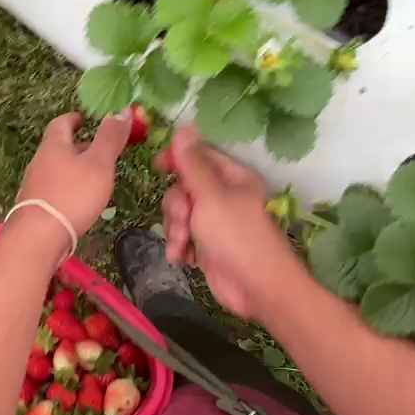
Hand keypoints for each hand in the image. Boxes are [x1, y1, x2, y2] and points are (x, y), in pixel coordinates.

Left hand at [15, 112, 132, 237]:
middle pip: (59, 147)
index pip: (61, 123)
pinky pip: (55, 188)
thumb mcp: (99, 163)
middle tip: (99, 150)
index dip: (74, 118)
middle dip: (78, 145)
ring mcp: (35, 184)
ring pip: (57, 169)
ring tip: (95, 176)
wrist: (39, 237)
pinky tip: (80, 200)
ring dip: (74, 168)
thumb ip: (110, 138)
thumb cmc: (72, 195)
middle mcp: (40, 161)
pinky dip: (69, 187)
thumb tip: (122, 111)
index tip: (86, 119)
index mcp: (54, 145)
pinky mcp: (36, 206)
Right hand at [156, 125, 301, 320]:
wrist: (256, 288)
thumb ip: (193, 163)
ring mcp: (215, 222)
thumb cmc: (237, 237)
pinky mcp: (207, 245)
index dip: (177, 159)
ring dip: (174, 228)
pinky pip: (183, 235)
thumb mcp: (210, 195)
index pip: (199, 156)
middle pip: (184, 187)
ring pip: (180, 213)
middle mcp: (224, 196)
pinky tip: (182, 258)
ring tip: (181, 245)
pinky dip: (179, 245)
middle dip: (175, 205)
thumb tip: (184, 126)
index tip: (158, 166)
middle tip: (182, 219)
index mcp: (233, 177)